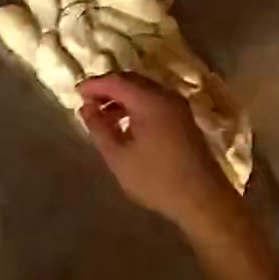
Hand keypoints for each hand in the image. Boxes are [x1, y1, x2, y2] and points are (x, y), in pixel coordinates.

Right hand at [77, 72, 249, 240]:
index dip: (94, 85)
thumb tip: (86, 108)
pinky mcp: (184, 119)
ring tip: (103, 118)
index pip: (116, 81)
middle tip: (87, 104)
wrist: (202, 199)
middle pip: (131, 81)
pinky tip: (125, 125)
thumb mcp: (118, 157)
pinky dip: (136, 106)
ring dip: (121, 98)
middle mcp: (166, 96)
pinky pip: (154, 101)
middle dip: (107, 89)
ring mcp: (178, 107)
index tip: (76, 94)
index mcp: (150, 101)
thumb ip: (99, 128)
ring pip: (144, 91)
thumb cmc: (156, 180)